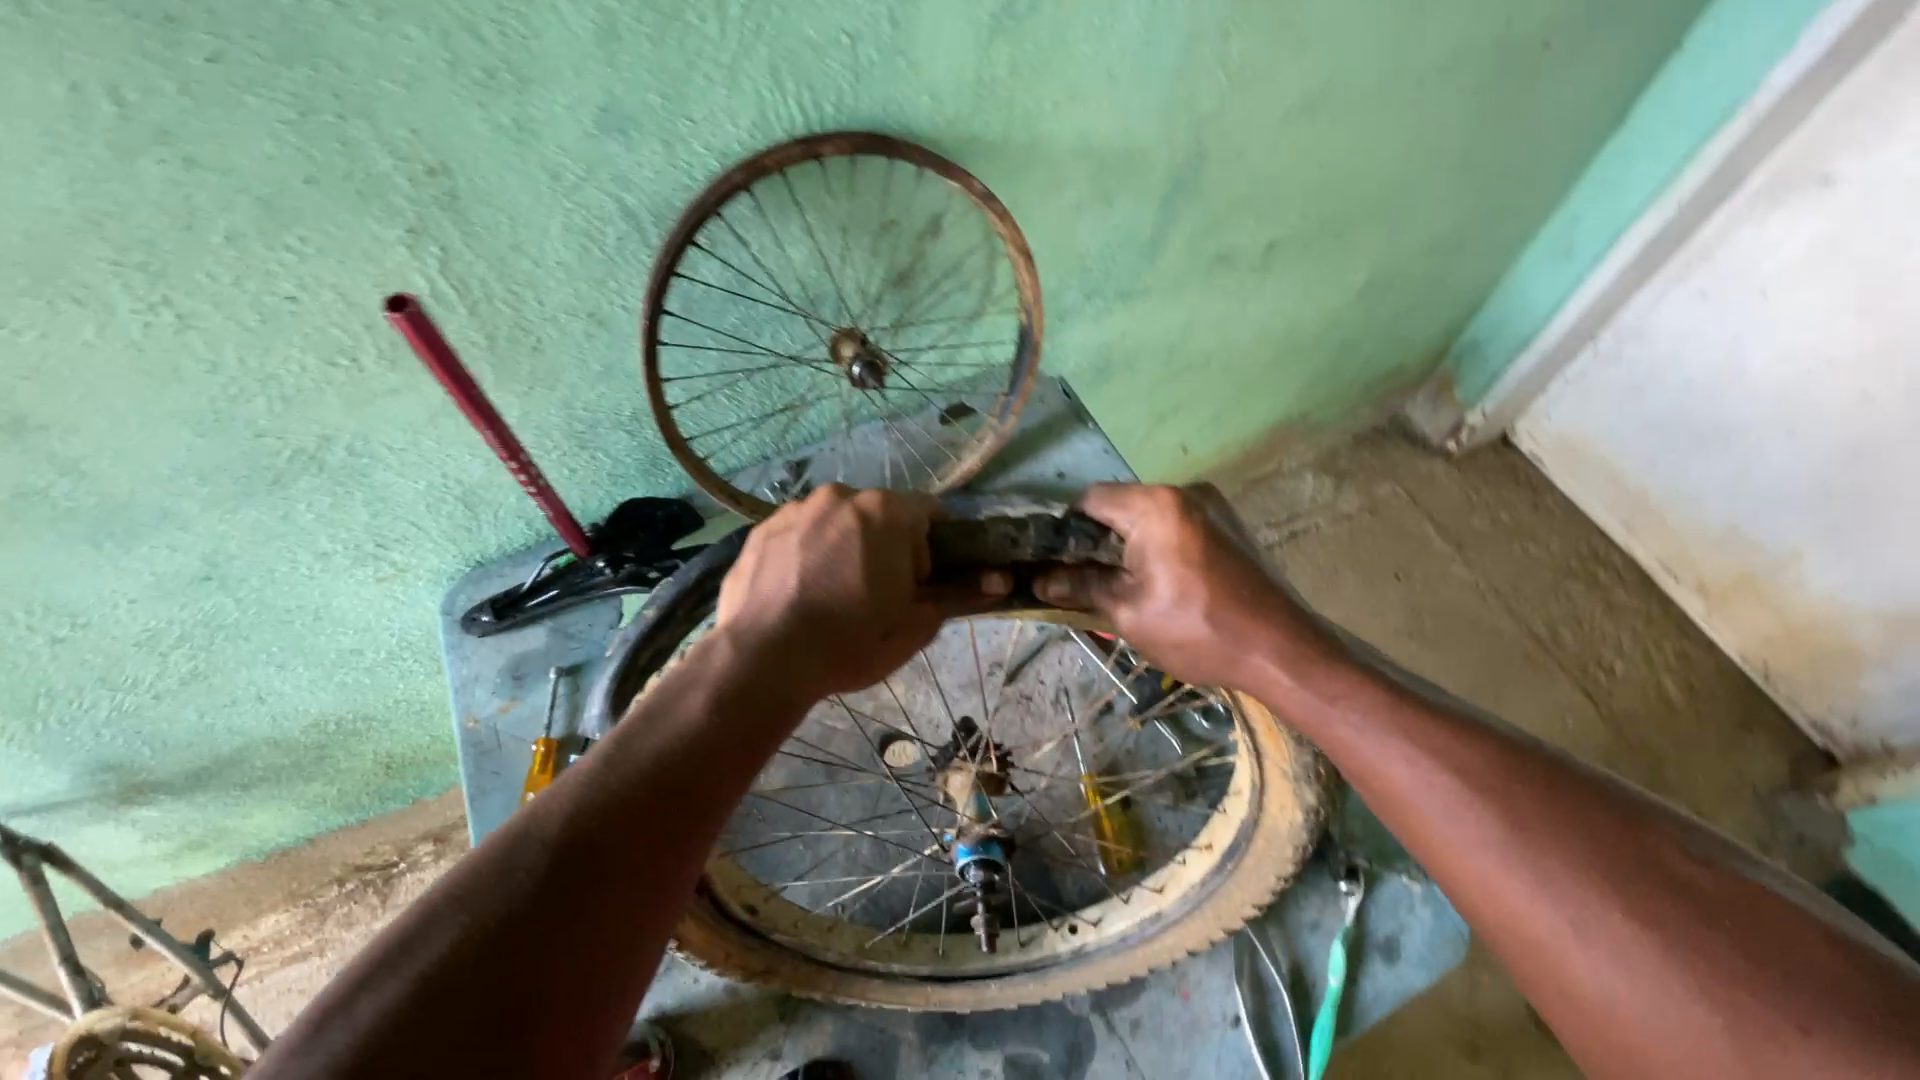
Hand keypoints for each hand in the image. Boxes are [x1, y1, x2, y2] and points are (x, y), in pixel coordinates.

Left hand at [714, 485, 1011, 703]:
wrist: (763, 659)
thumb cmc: (850, 643)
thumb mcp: (914, 627)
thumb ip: (958, 595)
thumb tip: (1000, 581)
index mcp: (886, 512)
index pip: (928, 514)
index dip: (928, 551)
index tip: (913, 587)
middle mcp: (841, 496)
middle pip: (879, 515)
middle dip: (883, 547)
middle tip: (872, 596)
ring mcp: (796, 508)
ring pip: (836, 522)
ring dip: (843, 547)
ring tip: (828, 596)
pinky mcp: (761, 527)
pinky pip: (800, 533)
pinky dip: (806, 554)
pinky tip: (797, 592)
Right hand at [1033, 483, 1326, 689]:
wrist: (1280, 650)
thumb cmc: (1197, 631)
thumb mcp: (1128, 612)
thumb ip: (1081, 586)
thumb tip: (1038, 580)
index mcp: (1154, 505)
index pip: (1087, 500)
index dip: (1063, 531)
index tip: (1054, 564)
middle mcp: (1182, 492)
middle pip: (1119, 507)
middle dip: (1095, 541)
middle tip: (1081, 582)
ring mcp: (1210, 507)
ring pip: (1147, 519)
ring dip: (1126, 547)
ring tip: (1118, 588)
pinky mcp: (1226, 526)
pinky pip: (1174, 528)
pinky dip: (1156, 548)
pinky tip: (1157, 585)